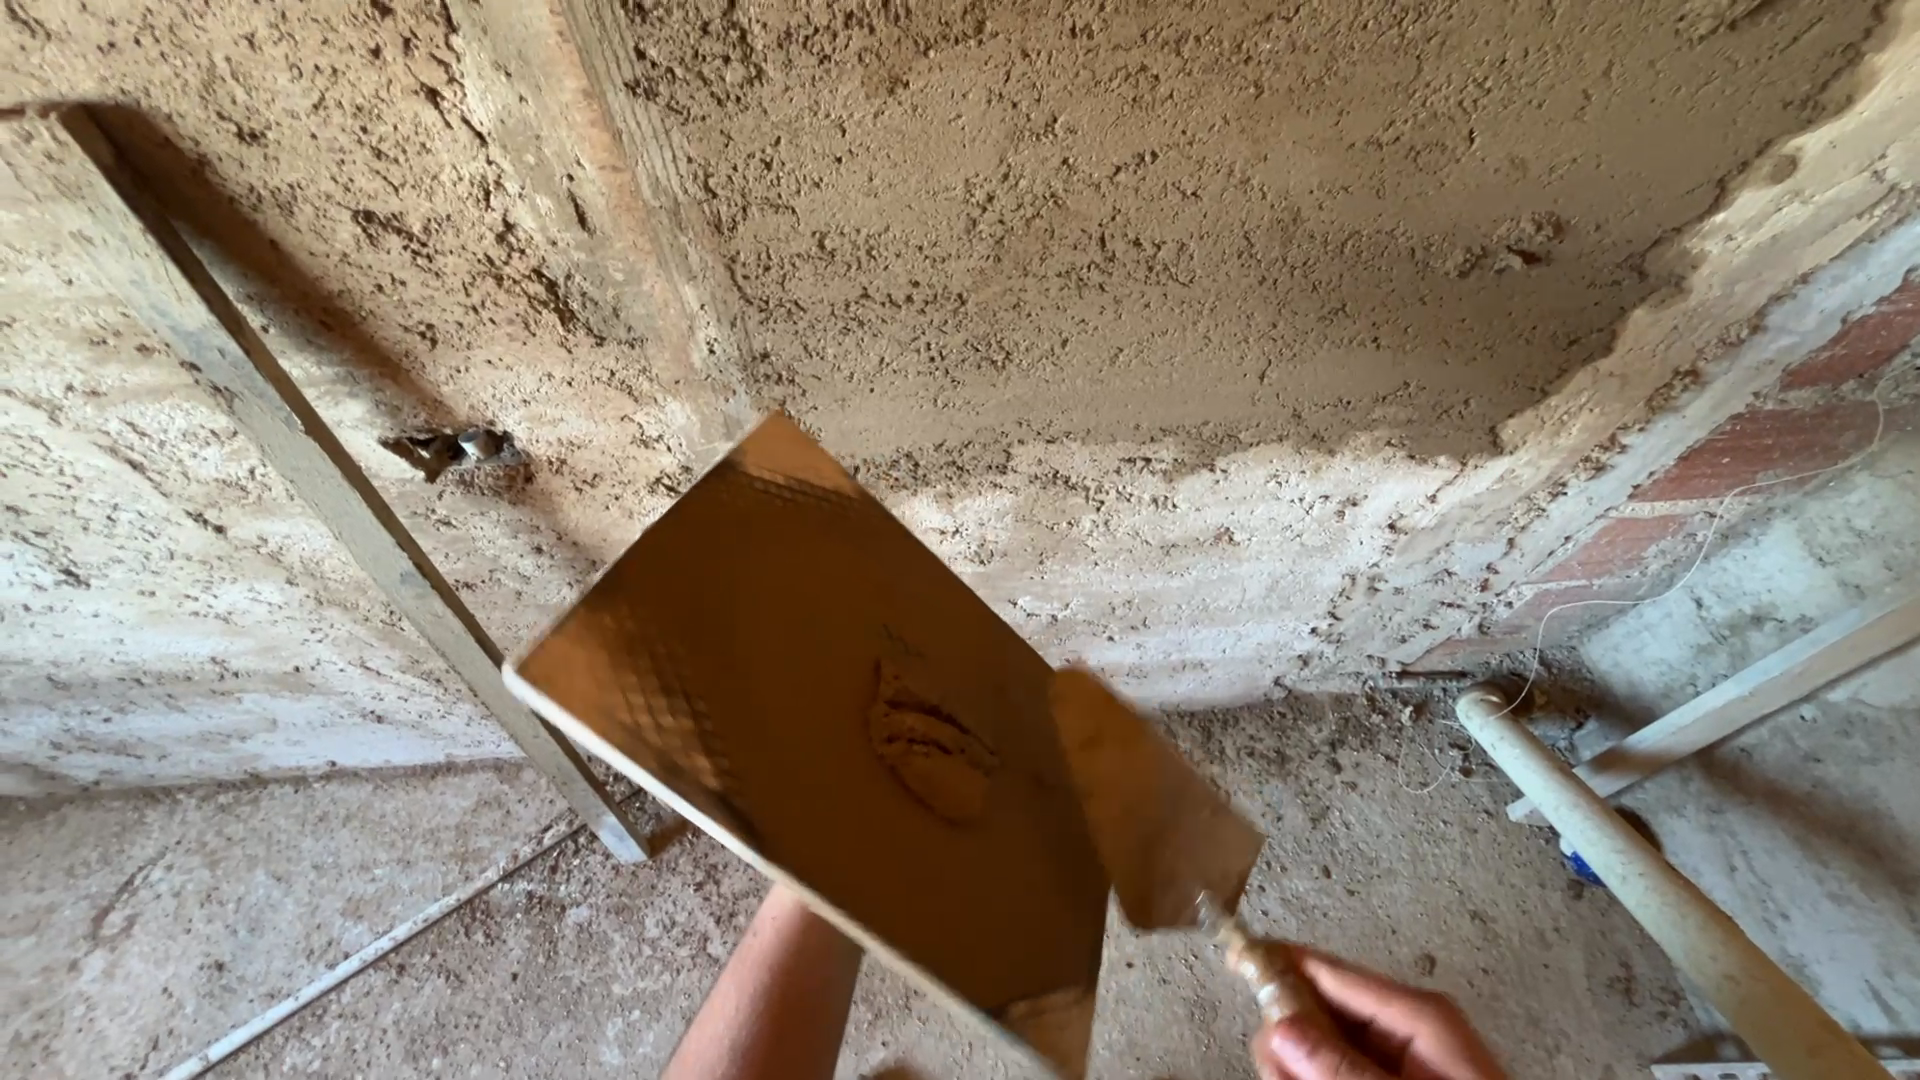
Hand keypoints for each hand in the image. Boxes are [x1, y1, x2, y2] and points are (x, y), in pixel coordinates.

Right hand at [1249, 948, 1507, 1079]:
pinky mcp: (1396, 1072)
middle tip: (1273, 1071)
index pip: (1326, 968)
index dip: (1275, 958)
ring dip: (1298, 1060)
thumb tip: (1279, 1027)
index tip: (1234, 956)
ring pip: (1322, 1036)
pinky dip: (1317, 1072)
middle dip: (1285, 1033)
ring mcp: (1401, 1051)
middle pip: (1318, 1004)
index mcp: (1414, 1010)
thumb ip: (1341, 1067)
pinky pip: (1340, 1059)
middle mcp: (1404, 1020)